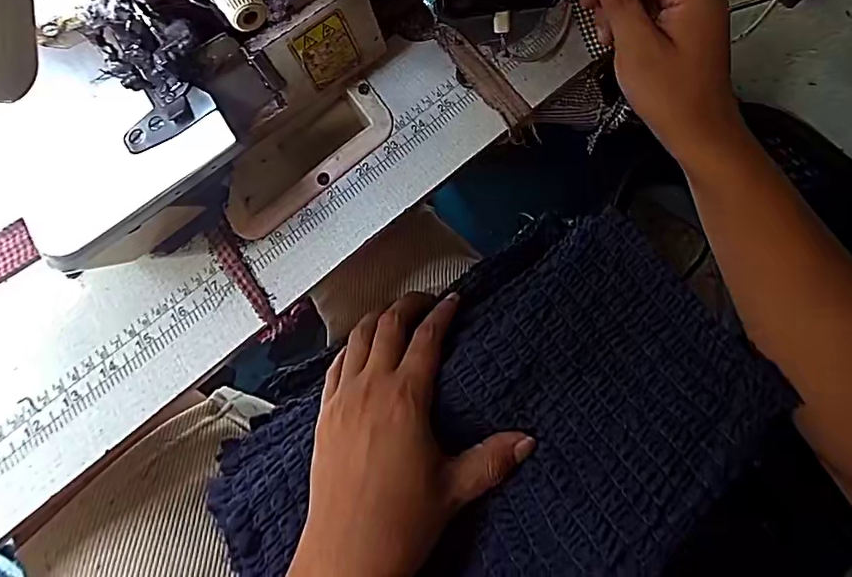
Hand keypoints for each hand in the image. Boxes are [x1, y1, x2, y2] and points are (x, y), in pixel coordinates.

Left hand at [288, 293, 533, 576]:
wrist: (345, 557)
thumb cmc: (399, 525)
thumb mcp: (454, 489)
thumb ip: (491, 459)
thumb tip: (527, 440)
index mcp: (405, 398)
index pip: (426, 338)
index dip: (442, 313)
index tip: (452, 300)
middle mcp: (371, 388)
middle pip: (389, 324)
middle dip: (409, 304)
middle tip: (426, 300)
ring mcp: (343, 397)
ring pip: (358, 336)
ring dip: (378, 317)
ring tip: (393, 314)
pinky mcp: (325, 413)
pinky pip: (335, 364)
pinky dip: (350, 346)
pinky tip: (357, 350)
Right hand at [574, 0, 742, 166]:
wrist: (700, 135)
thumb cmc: (674, 98)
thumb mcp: (636, 45)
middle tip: (587, 3)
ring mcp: (689, 9)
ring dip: (614, 0)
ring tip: (604, 32)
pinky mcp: (681, 24)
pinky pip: (647, 3)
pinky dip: (625, 14)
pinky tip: (614, 37)